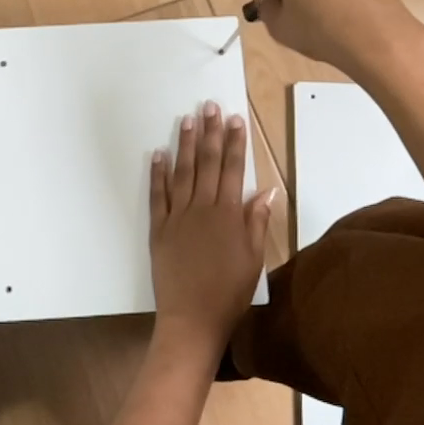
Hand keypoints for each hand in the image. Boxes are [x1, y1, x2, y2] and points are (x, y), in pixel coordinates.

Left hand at [149, 101, 276, 353]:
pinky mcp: (159, 229)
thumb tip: (266, 191)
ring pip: (182, 172)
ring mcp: (178, 217)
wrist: (193, 318)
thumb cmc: (230, 292)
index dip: (235, 142)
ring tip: (186, 119)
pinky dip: (157, 174)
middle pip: (207, 163)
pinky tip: (158, 154)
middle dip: (210, 133)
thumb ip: (256, 222)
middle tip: (209, 106)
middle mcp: (202, 208)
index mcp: (228, 214)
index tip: (235, 119)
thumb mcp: (253, 259)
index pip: (233, 169)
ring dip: (184, 145)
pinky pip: (157, 196)